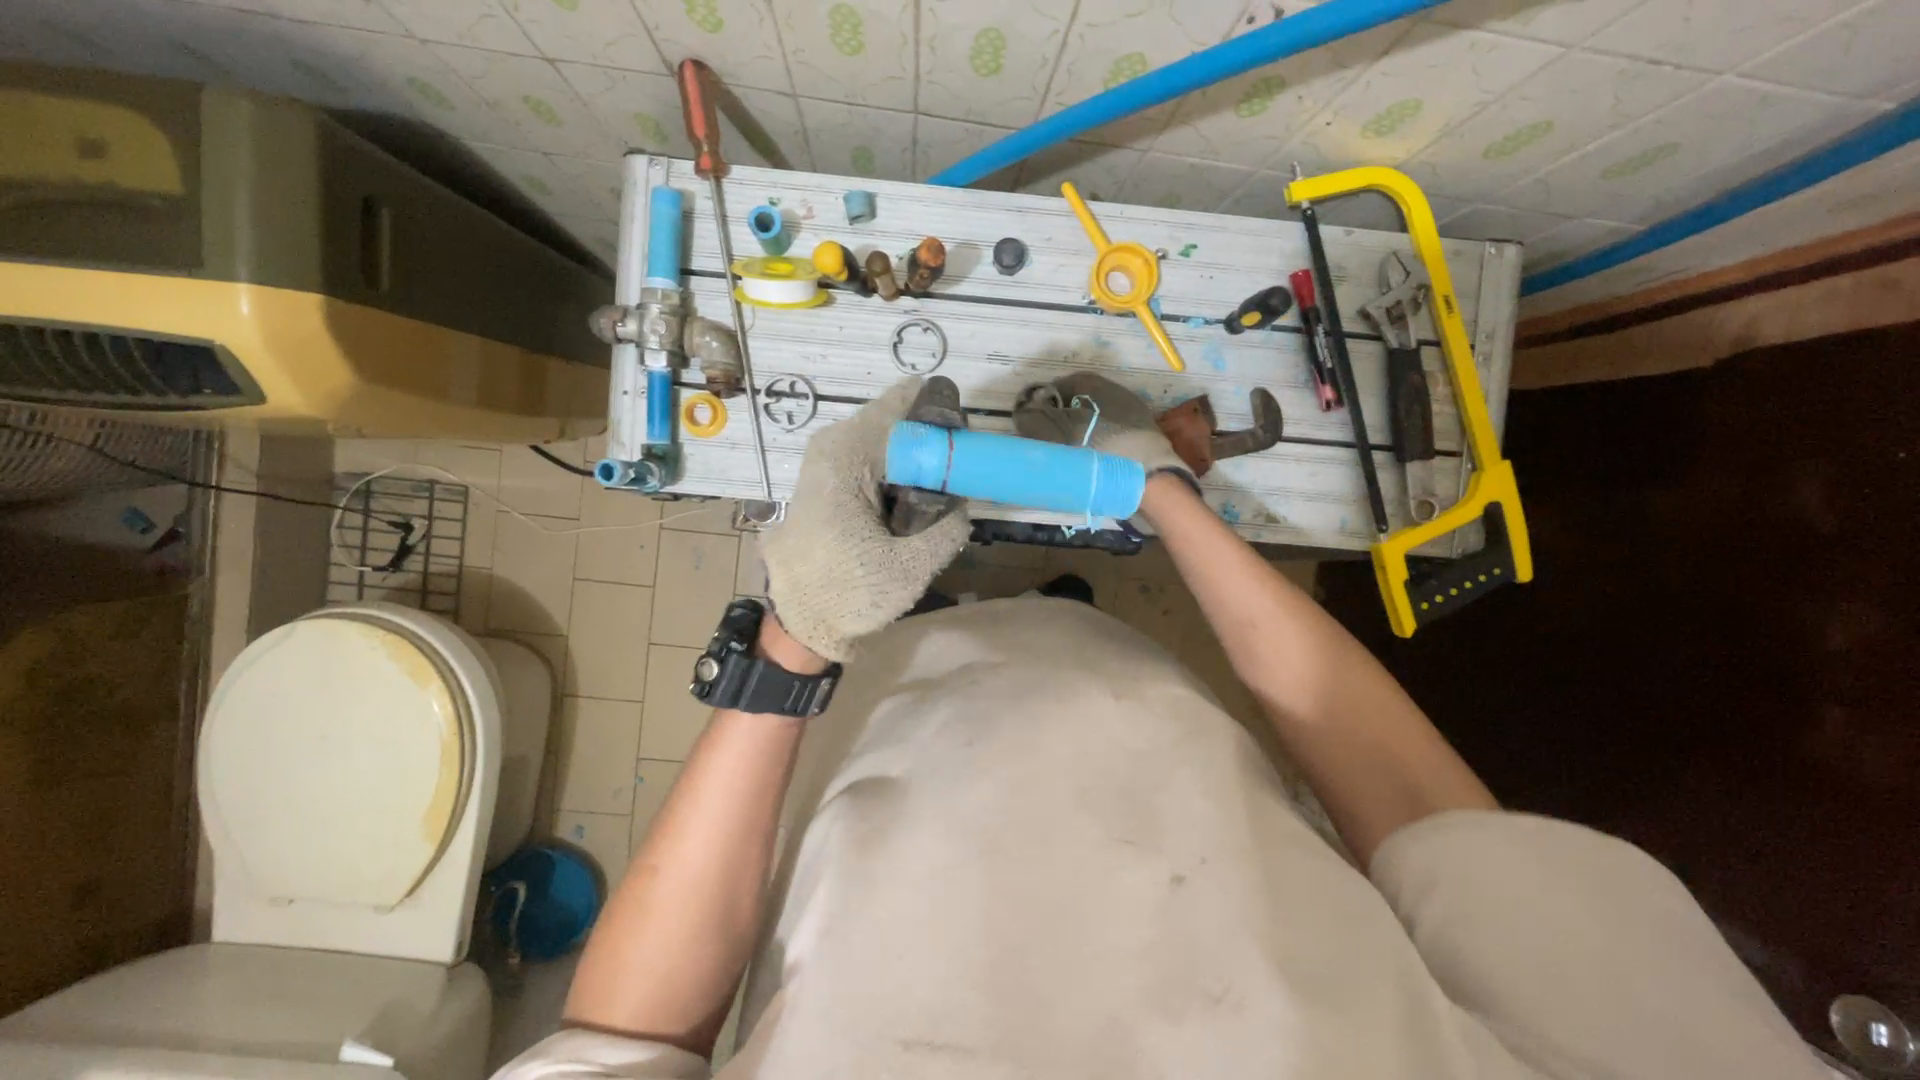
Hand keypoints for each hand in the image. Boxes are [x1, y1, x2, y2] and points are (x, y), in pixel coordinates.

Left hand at [760, 378, 970, 661]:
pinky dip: (893, 477)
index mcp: (847, 453)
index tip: (967, 451)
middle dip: (929, 445)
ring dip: (912, 464)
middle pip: (895, 423)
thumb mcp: (912, 567)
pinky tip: (907, 508)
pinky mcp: (821, 482)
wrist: (797, 624)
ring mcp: (822, 461)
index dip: (942, 423)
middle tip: (957, 478)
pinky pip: (868, 462)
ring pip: (883, 444)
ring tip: (935, 499)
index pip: (906, 405)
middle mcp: (830, 445)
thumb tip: (963, 503)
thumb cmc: (848, 593)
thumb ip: (949, 528)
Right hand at [1011, 372, 1195, 487]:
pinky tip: (1092, 461)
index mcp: (1095, 385)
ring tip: (1069, 454)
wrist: (1149, 480)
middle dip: (1061, 418)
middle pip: (1079, 402)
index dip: (1043, 402)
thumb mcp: (1058, 433)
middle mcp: (1117, 392)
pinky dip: (1098, 445)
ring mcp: (1133, 415)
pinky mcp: (1143, 437)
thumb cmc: (1099, 450)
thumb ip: (1035, 419)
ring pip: (1096, 419)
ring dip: (1079, 433)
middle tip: (1048, 440)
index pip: (1061, 384)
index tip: (1033, 422)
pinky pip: (1111, 435)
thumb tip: (1023, 412)